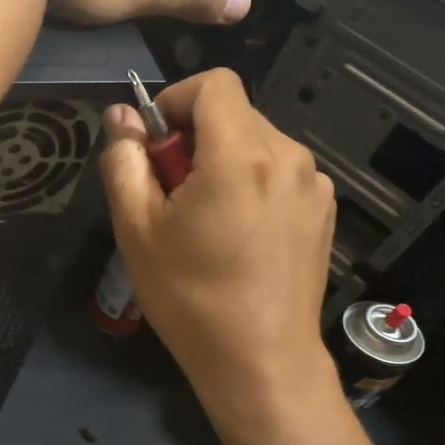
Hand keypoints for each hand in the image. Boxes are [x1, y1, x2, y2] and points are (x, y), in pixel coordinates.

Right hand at [99, 69, 337, 422]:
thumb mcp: (137, 230)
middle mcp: (288, 157)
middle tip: (169, 196)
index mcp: (240, 155)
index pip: (213, 84)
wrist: (260, 360)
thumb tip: (121, 117)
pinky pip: (278, 174)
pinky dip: (250, 186)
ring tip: (202, 222)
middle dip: (193, 139)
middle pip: (234, 114)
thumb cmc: (190, 297)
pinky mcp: (324, 210)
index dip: (174, 101)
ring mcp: (313, 185)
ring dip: (222, 163)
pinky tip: (236, 236)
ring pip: (257, 144)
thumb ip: (125, 162)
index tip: (154, 145)